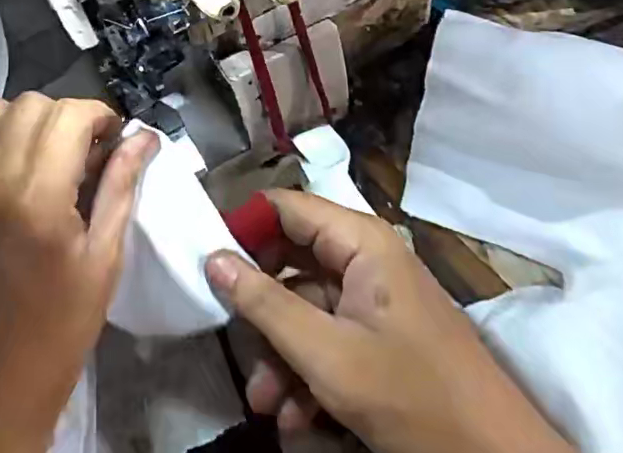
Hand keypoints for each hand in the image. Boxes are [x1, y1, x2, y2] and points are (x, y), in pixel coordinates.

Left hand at [0, 93, 157, 452]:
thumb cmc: (59, 329)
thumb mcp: (103, 260)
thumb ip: (122, 185)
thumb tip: (145, 136)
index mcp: (36, 198)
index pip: (68, 115)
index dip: (100, 115)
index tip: (114, 138)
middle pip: (31, 104)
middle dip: (67, 116)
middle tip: (87, 152)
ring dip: (29, 119)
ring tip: (50, 156)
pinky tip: (17, 169)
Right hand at [205, 190, 573, 452]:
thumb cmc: (414, 397)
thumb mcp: (328, 354)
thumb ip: (264, 303)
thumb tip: (212, 257)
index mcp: (360, 241)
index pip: (284, 207)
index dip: (243, 227)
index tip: (208, 260)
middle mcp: (365, 258)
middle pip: (290, 259)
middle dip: (260, 308)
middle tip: (231, 338)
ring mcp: (374, 299)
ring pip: (304, 306)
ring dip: (280, 353)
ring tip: (266, 403)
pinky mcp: (380, 336)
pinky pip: (328, 336)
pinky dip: (306, 370)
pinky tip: (295, 417)